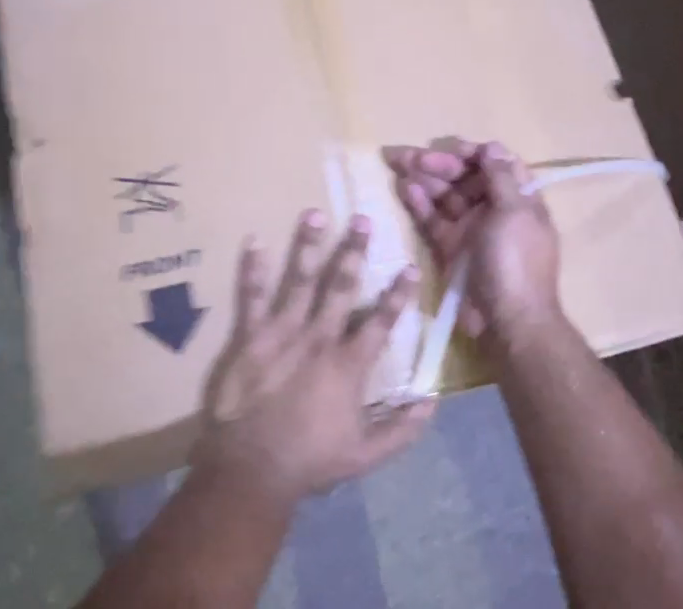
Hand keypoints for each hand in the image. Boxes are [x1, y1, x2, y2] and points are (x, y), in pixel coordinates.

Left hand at [192, 210, 434, 503]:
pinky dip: (252, 270)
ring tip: (314, 214)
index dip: (398, 295)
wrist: (251, 469)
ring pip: (299, 281)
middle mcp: (318, 339)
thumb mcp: (365, 454)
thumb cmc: (309, 461)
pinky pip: (251, 298)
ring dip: (308, 246)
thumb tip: (432, 402)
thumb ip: (401, 429)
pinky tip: (254, 240)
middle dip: (353, 251)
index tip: (409, 267)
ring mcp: (282, 334)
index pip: (380, 322)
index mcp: (348, 364)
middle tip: (362, 219)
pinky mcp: (249, 338)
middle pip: (341, 287)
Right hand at [382, 140, 563, 349]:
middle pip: (465, 177)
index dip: (471, 152)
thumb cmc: (516, 262)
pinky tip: (405, 188)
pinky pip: (433, 219)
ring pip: (445, 195)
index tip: (447, 148)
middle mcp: (494, 210)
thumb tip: (492, 146)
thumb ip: (501, 178)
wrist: (509, 322)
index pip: (495, 163)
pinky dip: (419, 203)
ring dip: (423, 178)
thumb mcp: (514, 214)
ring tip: (397, 163)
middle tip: (409, 156)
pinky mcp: (450, 248)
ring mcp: (471, 230)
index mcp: (518, 199)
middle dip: (439, 163)